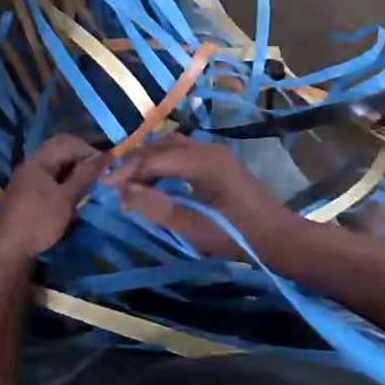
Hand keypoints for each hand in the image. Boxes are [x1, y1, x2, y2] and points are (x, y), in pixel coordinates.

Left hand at [0, 135, 108, 263]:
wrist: (8, 250)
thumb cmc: (38, 222)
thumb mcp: (65, 199)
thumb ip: (85, 176)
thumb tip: (106, 157)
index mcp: (38, 161)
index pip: (68, 142)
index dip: (89, 151)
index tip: (107, 167)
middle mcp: (31, 163)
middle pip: (61, 149)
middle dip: (82, 157)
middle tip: (99, 174)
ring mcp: (28, 177)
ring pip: (56, 162)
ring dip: (74, 169)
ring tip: (90, 184)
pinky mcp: (29, 190)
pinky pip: (51, 175)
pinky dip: (65, 179)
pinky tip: (75, 192)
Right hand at [106, 134, 301, 258]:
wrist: (280, 238)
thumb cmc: (237, 235)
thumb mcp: (193, 227)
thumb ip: (157, 208)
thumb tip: (123, 194)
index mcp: (202, 161)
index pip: (153, 159)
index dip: (126, 173)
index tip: (103, 188)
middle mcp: (207, 149)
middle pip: (160, 147)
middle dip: (133, 163)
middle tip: (111, 184)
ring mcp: (214, 153)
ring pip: (170, 147)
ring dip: (147, 161)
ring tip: (127, 182)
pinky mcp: (217, 162)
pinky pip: (181, 153)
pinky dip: (161, 163)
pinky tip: (152, 180)